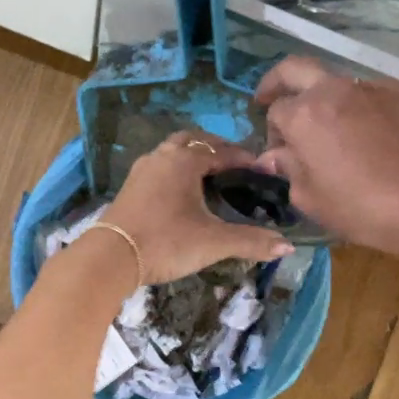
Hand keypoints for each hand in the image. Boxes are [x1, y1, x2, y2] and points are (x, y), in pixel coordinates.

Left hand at [100, 131, 294, 283]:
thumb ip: (251, 241)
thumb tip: (287, 248)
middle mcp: (162, 157)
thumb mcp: (213, 242)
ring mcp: (141, 171)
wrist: (111, 257)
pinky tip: (180, 193)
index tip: (260, 168)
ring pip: (171, 152)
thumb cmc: (166, 242)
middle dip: (215, 148)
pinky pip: (158, 168)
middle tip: (233, 164)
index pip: (222, 150)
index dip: (243, 158)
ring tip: (208, 175)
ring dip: (191, 157)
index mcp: (185, 160)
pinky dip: (174, 171)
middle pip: (193, 140)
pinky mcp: (129, 188)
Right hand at [254, 57, 398, 257]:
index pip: (275, 110)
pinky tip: (368, 137)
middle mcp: (335, 90)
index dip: (272, 132)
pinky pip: (369, 94)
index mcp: (304, 115)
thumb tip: (274, 156)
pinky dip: (359, 107)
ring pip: (336, 82)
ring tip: (331, 131)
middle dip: (278, 82)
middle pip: (296, 69)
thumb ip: (287, 168)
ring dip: (323, 98)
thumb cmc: (360, 208)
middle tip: (272, 100)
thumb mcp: (309, 198)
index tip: (278, 153)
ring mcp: (372, 88)